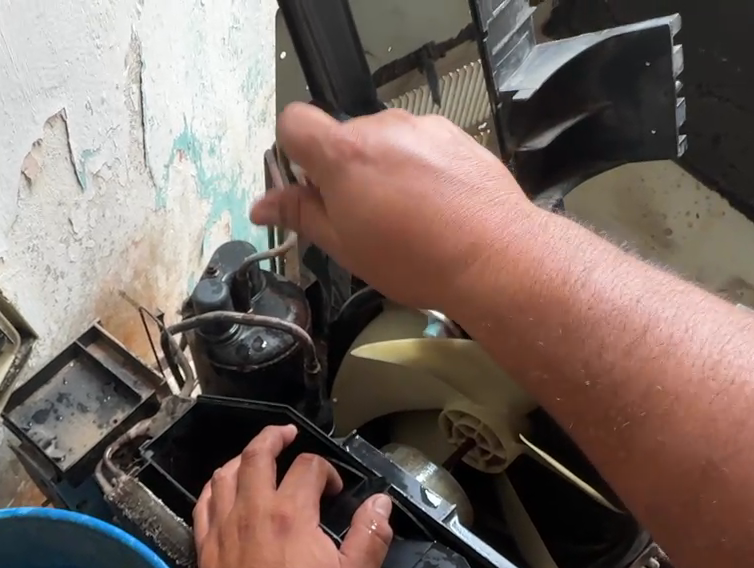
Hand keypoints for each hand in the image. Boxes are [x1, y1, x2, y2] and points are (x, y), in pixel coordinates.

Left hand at [192, 425, 393, 567]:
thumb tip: (381, 504)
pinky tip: (221, 488)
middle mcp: (253, 510)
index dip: (325, 470)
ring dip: (242, 458)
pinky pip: (203, 505)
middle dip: (274, 437)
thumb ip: (370, 537)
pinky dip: (214, 488)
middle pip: (257, 455)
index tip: (333, 491)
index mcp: (291, 513)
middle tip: (286, 434)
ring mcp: (224, 527)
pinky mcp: (206, 546)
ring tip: (255, 458)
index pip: (308, 467)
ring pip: (225, 475)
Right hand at [250, 103, 537, 314]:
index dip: (290, 153)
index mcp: (344, 154)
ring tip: (401, 221)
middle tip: (357, 222)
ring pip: (380, 145)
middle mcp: (380, 127)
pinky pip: (415, 147)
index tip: (304, 188)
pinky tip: (430, 210)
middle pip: (341, 139)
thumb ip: (300, 215)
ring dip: (378, 174)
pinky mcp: (452, 134)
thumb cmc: (411, 259)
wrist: (492, 256)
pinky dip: (412, 172)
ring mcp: (420, 127)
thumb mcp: (343, 246)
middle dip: (340, 175)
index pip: (294, 123)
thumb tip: (261, 204)